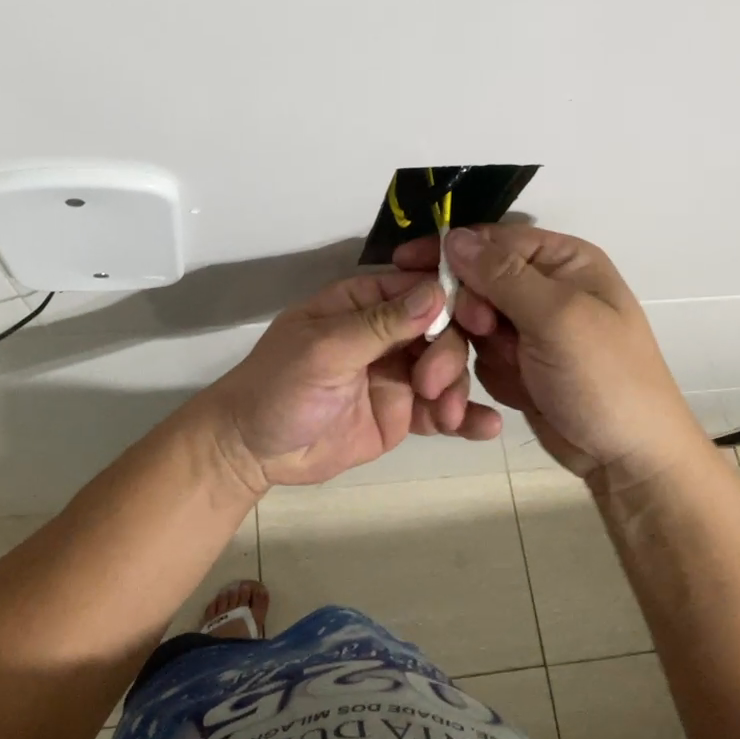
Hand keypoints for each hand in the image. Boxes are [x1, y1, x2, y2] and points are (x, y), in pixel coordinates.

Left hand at [203, 271, 503, 489]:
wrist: (252, 451)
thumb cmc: (278, 387)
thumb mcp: (325, 350)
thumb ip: (381, 324)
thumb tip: (436, 291)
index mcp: (362, 303)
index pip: (417, 287)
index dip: (451, 298)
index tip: (479, 316)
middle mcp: (386, 333)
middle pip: (441, 329)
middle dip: (448, 355)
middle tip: (432, 385)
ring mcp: (397, 374)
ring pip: (448, 369)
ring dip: (457, 389)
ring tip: (450, 417)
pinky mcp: (402, 414)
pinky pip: (441, 410)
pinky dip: (465, 417)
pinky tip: (487, 428)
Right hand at [394, 225, 707, 489]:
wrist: (629, 459)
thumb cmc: (605, 378)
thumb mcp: (557, 318)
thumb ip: (503, 275)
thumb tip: (455, 237)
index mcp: (564, 262)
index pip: (494, 241)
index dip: (451, 252)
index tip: (405, 264)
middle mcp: (545, 288)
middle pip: (476, 283)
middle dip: (459, 315)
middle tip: (457, 340)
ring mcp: (531, 329)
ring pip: (471, 323)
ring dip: (462, 351)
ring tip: (458, 382)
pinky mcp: (520, 364)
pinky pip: (479, 356)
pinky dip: (481, 374)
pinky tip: (497, 394)